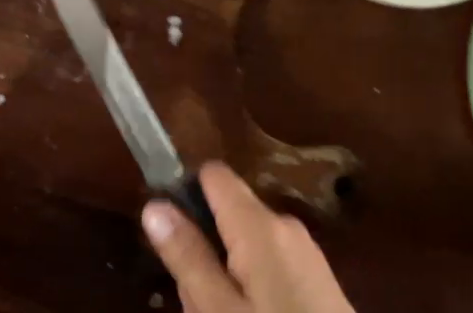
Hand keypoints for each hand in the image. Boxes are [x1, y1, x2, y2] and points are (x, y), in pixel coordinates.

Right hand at [143, 163, 354, 312]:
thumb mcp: (218, 312)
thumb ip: (187, 256)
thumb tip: (154, 204)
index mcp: (258, 225)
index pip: (214, 174)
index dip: (186, 192)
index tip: (169, 230)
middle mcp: (284, 226)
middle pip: (227, 212)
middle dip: (204, 248)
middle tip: (195, 302)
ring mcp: (306, 254)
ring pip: (246, 244)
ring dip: (226, 274)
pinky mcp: (318, 281)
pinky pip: (270, 265)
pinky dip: (252, 288)